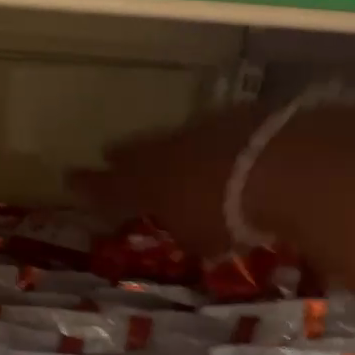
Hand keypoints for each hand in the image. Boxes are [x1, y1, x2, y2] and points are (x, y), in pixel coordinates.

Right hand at [66, 105, 275, 259]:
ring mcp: (205, 128)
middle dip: (123, 156)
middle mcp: (168, 151)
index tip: (70, 177)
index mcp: (147, 184)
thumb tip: (186, 227)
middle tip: (111, 153)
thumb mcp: (200, 239)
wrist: (285, 164)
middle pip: (138, 152)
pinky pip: (216, 129)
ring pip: (176, 136)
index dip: (89, 186)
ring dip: (168, 145)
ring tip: (165, 151)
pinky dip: (211, 141)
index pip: (108, 187)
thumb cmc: (228, 215)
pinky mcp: (242, 115)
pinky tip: (220, 148)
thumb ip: (187, 230)